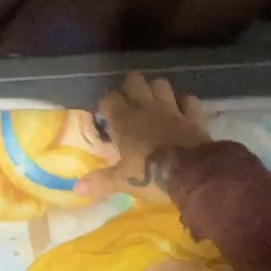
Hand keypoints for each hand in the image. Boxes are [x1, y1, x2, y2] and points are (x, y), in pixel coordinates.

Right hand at [84, 73, 211, 203]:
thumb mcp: (123, 181)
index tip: (105, 117)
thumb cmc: (151, 175)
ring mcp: (172, 109)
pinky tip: (180, 112)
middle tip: (128, 105)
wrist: (192, 174)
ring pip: (161, 84)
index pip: (109, 99)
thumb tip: (76, 189)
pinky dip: (183, 103)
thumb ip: (100, 181)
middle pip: (134, 81)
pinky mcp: (194, 116)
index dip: (106, 105)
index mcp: (125, 121)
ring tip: (152, 104)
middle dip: (130, 88)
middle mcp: (147, 108)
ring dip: (156, 91)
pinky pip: (188, 100)